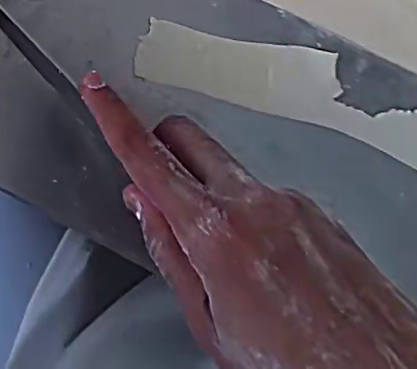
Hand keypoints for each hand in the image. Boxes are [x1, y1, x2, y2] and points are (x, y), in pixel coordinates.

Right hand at [82, 73, 416, 368]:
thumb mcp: (213, 329)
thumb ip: (170, 255)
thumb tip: (143, 203)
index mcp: (215, 234)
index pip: (147, 156)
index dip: (113, 115)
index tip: (96, 87)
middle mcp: (254, 202)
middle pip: (186, 136)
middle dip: (161, 144)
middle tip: (155, 175)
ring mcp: (292, 202)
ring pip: (227, 167)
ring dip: (209, 188)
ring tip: (229, 256)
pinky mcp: (320, 212)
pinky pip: (267, 193)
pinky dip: (250, 210)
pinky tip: (269, 263)